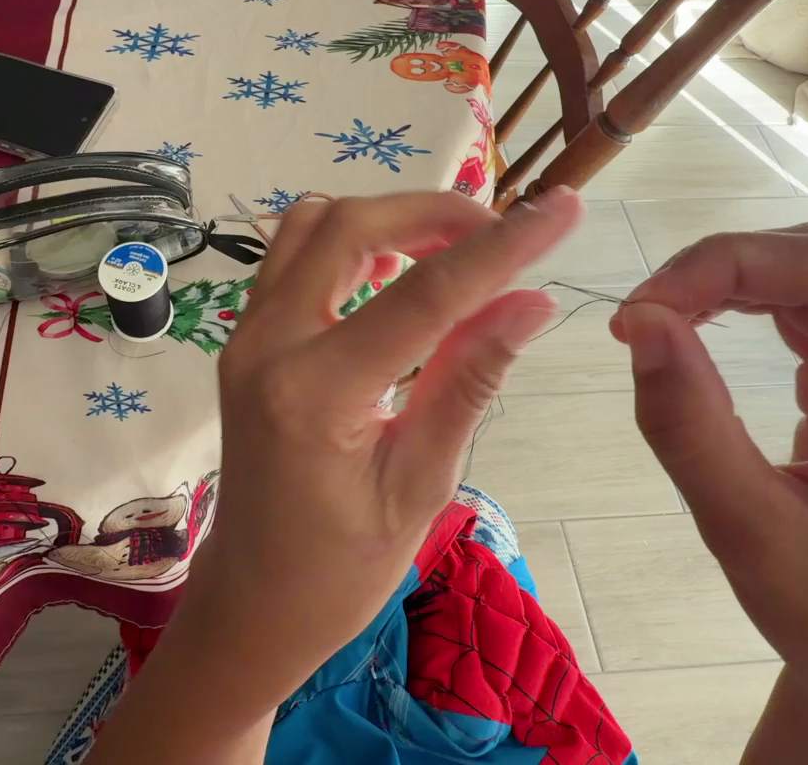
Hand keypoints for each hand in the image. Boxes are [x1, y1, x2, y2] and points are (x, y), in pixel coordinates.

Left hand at [88, 189, 580, 763]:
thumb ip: (470, 380)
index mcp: (313, 392)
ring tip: (453, 250)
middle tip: (501, 234)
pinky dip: (351, 243)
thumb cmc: (341, 569)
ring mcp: (245, 334)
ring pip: (314, 227)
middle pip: (351, 227)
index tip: (562, 209)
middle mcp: (265, 343)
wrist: (252, 598)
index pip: (423, 295)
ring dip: (388, 220)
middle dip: (434, 214)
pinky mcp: (246, 337)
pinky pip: (295, 256)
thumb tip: (532, 301)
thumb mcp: (420, 484)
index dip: (501, 247)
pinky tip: (396, 274)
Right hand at [610, 224, 807, 764]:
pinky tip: (697, 333)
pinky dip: (745, 310)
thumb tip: (638, 320)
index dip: (730, 264)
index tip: (640, 308)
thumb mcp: (756, 545)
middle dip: (722, 273)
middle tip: (637, 320)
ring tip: (655, 325)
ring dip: (728, 287)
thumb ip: (691, 427)